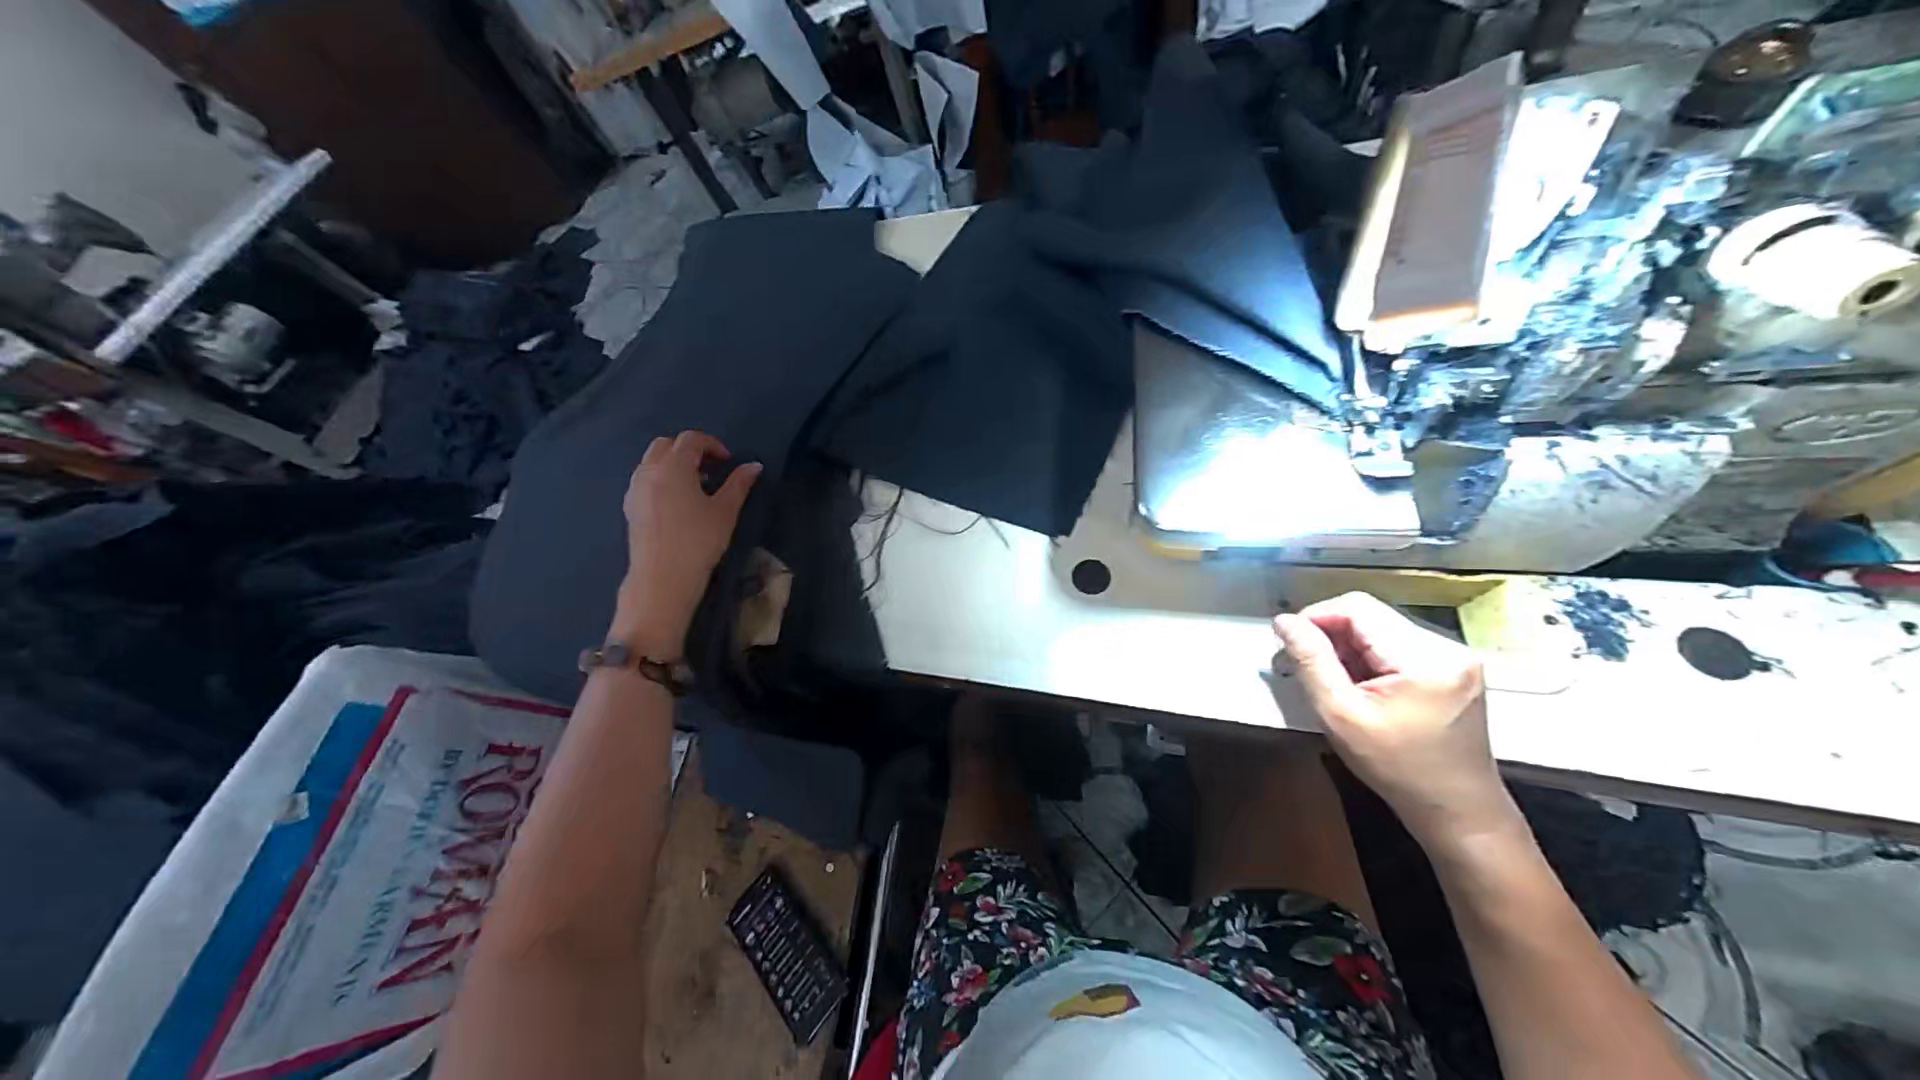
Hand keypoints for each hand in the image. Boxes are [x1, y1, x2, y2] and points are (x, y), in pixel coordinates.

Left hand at [611, 431, 761, 657]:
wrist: (662, 578)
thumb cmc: (698, 542)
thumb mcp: (725, 511)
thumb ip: (739, 484)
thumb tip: (754, 465)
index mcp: (672, 467)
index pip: (691, 439)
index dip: (712, 444)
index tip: (729, 462)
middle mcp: (648, 472)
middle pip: (666, 445)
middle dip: (689, 450)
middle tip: (711, 469)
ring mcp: (635, 489)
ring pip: (652, 461)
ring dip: (674, 463)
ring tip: (696, 486)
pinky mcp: (630, 508)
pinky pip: (645, 480)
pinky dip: (662, 479)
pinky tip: (679, 503)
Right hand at [1273, 592, 1516, 853]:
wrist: (1456, 810)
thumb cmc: (1396, 769)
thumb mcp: (1340, 715)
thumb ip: (1310, 661)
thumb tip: (1285, 622)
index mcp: (1425, 657)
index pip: (1356, 607)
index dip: (1314, 617)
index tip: (1289, 644)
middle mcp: (1447, 647)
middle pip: (1369, 615)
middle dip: (1330, 635)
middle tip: (1305, 667)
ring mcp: (1454, 656)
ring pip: (1379, 628)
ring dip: (1347, 647)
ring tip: (1334, 682)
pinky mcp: (1452, 667)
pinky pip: (1395, 644)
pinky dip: (1369, 658)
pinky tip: (1360, 686)